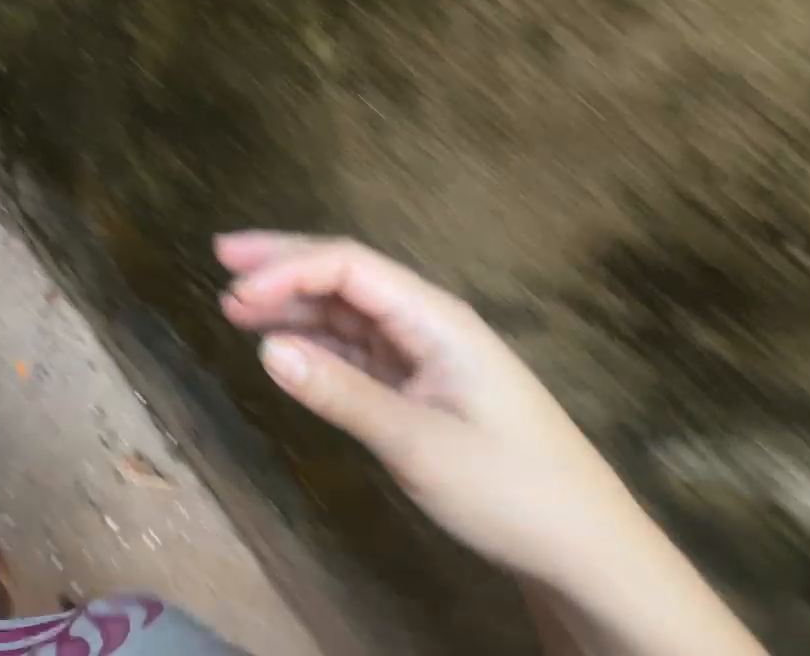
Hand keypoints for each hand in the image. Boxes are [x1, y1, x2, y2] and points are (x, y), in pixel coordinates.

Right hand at [215, 232, 641, 583]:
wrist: (588, 552)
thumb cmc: (513, 491)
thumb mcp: (420, 444)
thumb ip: (340, 393)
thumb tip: (265, 348)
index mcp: (435, 318)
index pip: (348, 267)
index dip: (287, 269)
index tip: (235, 292)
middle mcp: (424, 322)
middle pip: (343, 272)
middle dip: (282, 261)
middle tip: (221, 256)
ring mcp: (419, 352)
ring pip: (343, 309)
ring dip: (290, 303)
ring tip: (234, 306)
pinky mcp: (414, 383)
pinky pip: (351, 347)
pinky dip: (311, 340)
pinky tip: (280, 344)